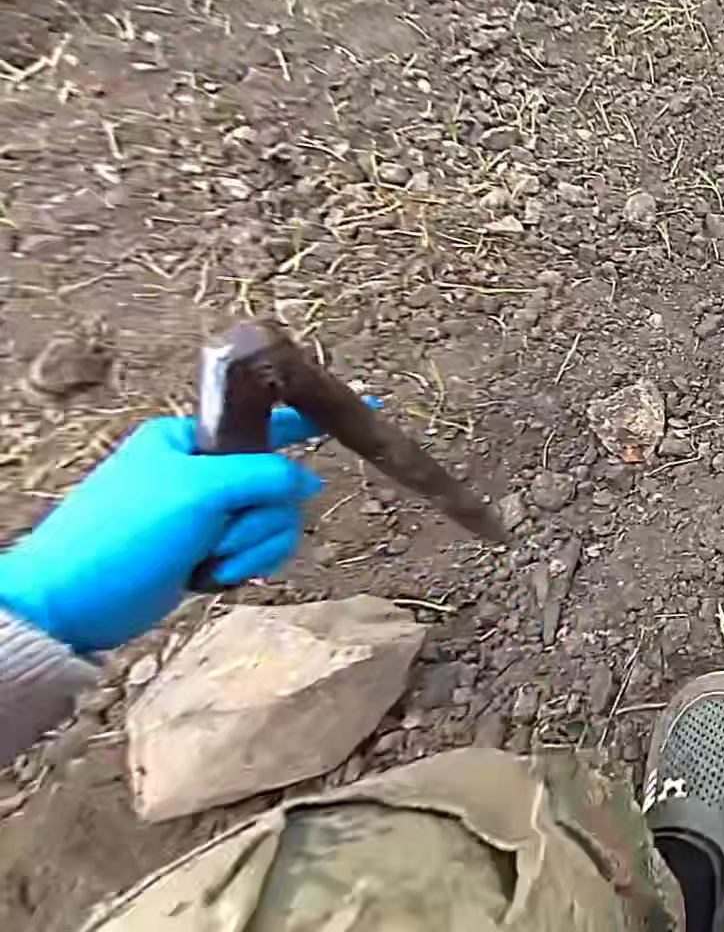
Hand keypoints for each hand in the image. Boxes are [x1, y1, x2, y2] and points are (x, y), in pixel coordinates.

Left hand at [0, 410, 327, 651]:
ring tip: (212, 557)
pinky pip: (270, 544)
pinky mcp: (217, 543)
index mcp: (192, 441)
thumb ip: (272, 474)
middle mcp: (208, 470)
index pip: (271, 420)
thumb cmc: (124, 533)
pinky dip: (248, 561)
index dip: (315, 418)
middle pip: (285, 482)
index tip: (367, 405)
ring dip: (255, 543)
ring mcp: (213, 509)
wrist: (69, 605)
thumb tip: (309, 481)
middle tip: (226, 528)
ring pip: (282, 517)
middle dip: (265, 514)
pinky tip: (213, 572)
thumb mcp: (203, 488)